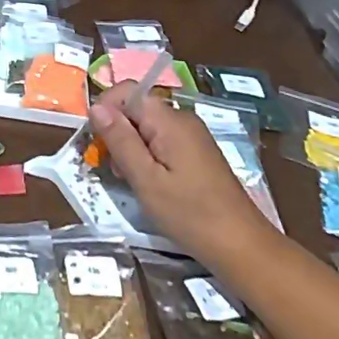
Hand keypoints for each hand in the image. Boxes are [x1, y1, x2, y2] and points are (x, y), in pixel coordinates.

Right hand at [89, 82, 269, 262]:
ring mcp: (192, 135)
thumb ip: (120, 140)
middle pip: (137, 108)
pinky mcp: (198, 152)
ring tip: (132, 181)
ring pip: (147, 126)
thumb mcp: (145, 179)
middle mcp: (182, 119)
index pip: (126, 91)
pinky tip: (151, 184)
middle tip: (116, 169)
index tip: (97, 142)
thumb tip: (95, 106)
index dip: (105, 109)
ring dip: (131, 147)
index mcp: (169, 120)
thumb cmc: (190, 214)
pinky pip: (163, 140)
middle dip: (118, 132)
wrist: (243, 247)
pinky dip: (148, 156)